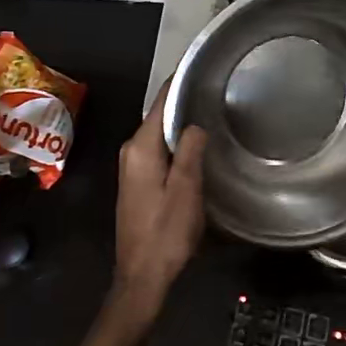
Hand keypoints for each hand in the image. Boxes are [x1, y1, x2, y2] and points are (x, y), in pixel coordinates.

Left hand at [112, 91, 208, 322]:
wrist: (142, 275)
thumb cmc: (166, 232)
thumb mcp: (186, 189)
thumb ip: (191, 150)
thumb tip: (195, 123)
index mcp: (140, 148)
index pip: (160, 104)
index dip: (178, 85)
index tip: (199, 70)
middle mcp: (130, 151)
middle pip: (158, 118)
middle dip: (183, 104)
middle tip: (215, 93)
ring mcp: (131, 168)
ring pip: (159, 136)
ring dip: (180, 127)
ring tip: (211, 115)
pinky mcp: (137, 183)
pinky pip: (157, 152)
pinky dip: (175, 145)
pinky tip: (195, 148)